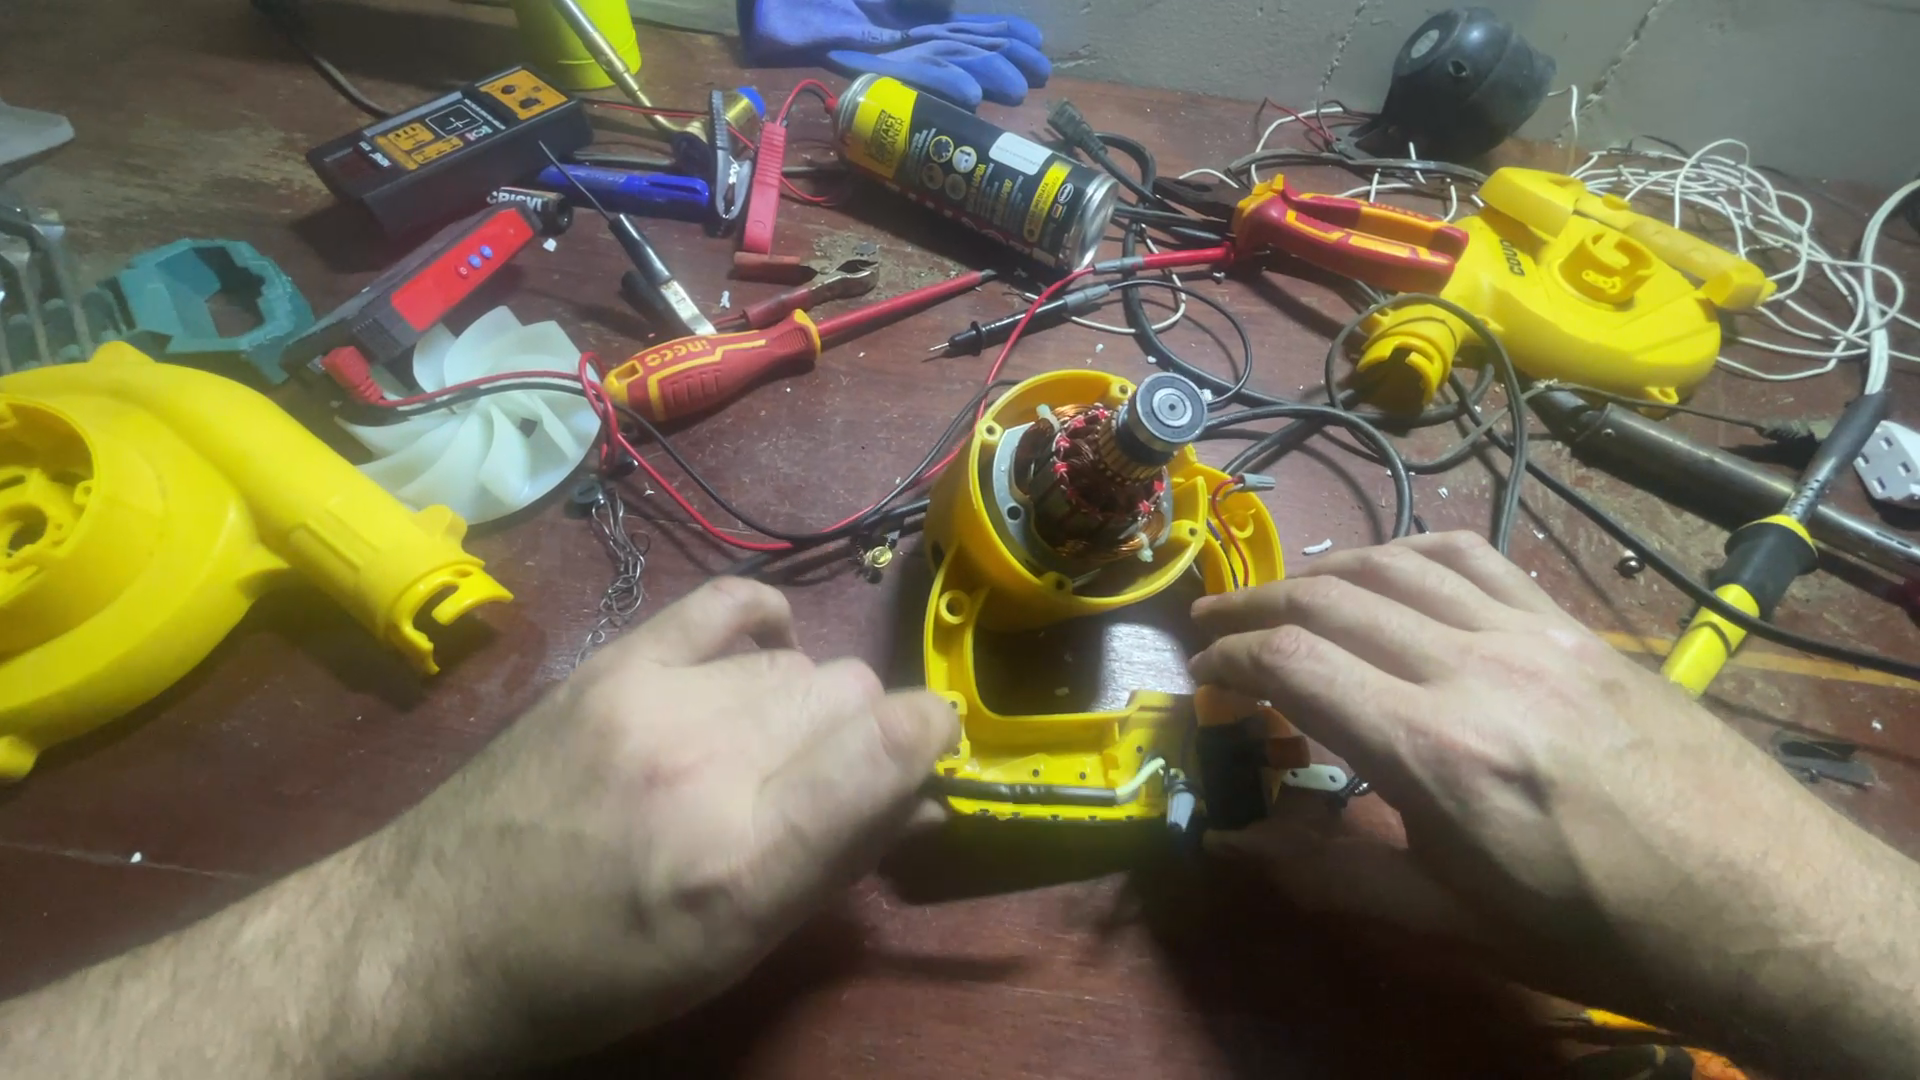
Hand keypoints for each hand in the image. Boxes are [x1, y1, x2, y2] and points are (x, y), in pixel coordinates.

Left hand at [354, 577, 957, 1063]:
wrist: (431, 934)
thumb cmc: (601, 968)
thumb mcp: (736, 948)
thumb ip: (842, 860)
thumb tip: (927, 792)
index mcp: (743, 860)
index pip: (886, 746)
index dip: (933, 731)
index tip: (933, 743)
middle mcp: (707, 763)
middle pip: (850, 690)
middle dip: (861, 731)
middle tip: (821, 775)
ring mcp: (654, 697)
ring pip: (800, 659)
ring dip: (804, 703)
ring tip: (757, 744)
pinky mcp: (615, 660)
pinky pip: (732, 600)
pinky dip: (766, 626)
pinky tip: (757, 657)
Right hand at [1186, 532, 1919, 1065]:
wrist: (1776, 916)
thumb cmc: (1593, 929)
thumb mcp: (1446, 917)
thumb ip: (1323, 871)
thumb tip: (1227, 846)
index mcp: (1434, 751)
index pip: (1292, 664)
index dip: (1228, 661)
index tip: (1203, 678)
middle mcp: (1472, 671)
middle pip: (1325, 599)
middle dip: (1249, 607)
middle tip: (1210, 623)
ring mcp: (1528, 635)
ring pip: (1388, 564)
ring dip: (1313, 573)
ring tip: (1277, 595)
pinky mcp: (1570, 625)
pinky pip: (1468, 556)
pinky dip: (1401, 551)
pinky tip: (1378, 572)